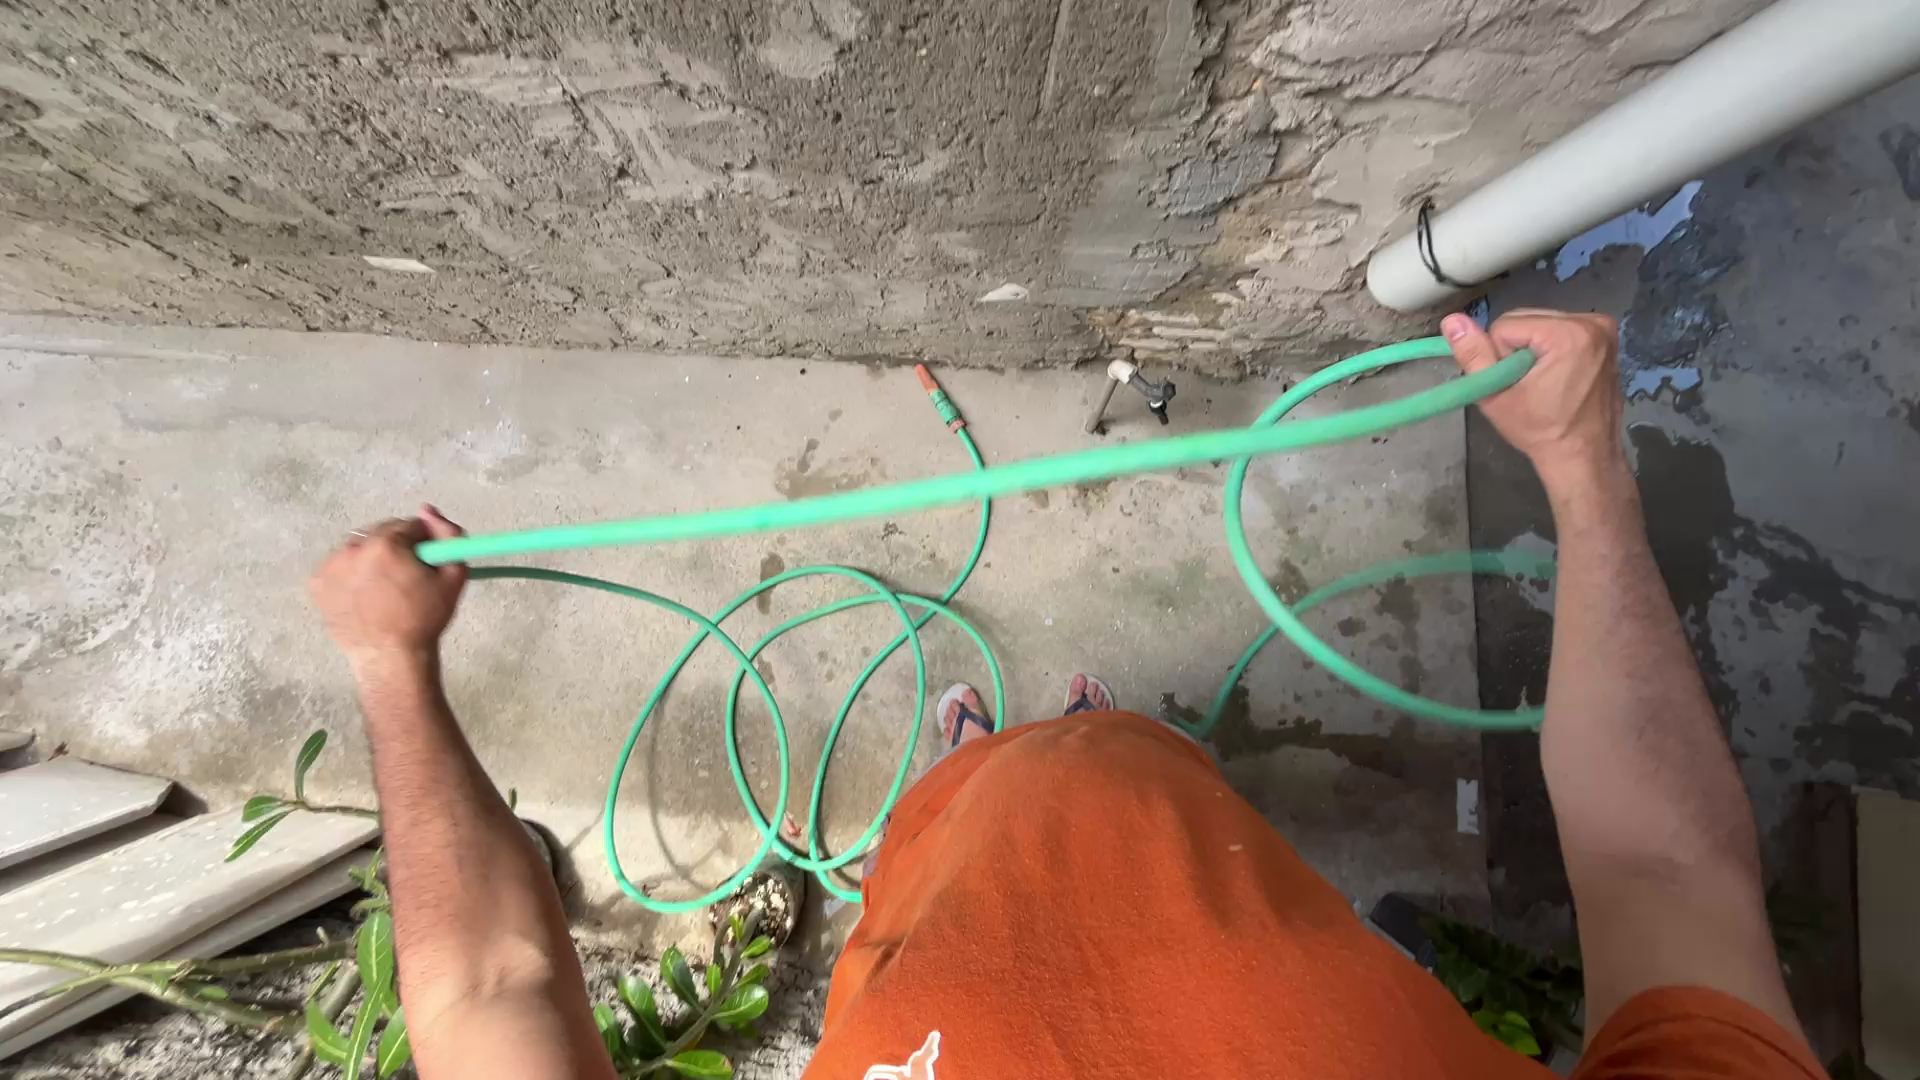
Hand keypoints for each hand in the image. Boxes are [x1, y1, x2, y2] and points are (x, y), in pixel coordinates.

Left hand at [309, 504, 467, 669]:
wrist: (389, 655)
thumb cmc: (426, 616)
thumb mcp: (454, 575)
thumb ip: (448, 535)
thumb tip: (428, 509)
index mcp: (385, 544)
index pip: (410, 524)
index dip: (426, 539)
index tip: (432, 558)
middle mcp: (351, 548)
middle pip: (382, 532)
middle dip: (399, 545)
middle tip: (411, 572)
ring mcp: (330, 566)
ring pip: (360, 548)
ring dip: (376, 556)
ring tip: (388, 584)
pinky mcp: (317, 584)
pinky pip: (341, 565)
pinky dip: (355, 572)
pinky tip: (368, 593)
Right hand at [1441, 308, 1624, 482]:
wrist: (1582, 450)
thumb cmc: (1538, 428)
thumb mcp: (1495, 394)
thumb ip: (1473, 355)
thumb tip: (1451, 320)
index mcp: (1567, 334)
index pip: (1504, 326)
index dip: (1496, 356)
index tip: (1511, 383)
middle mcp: (1591, 321)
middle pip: (1523, 319)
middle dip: (1512, 348)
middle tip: (1522, 383)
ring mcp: (1602, 327)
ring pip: (1537, 323)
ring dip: (1527, 348)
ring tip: (1537, 380)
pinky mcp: (1605, 335)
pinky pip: (1556, 328)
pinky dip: (1545, 346)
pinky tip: (1552, 373)